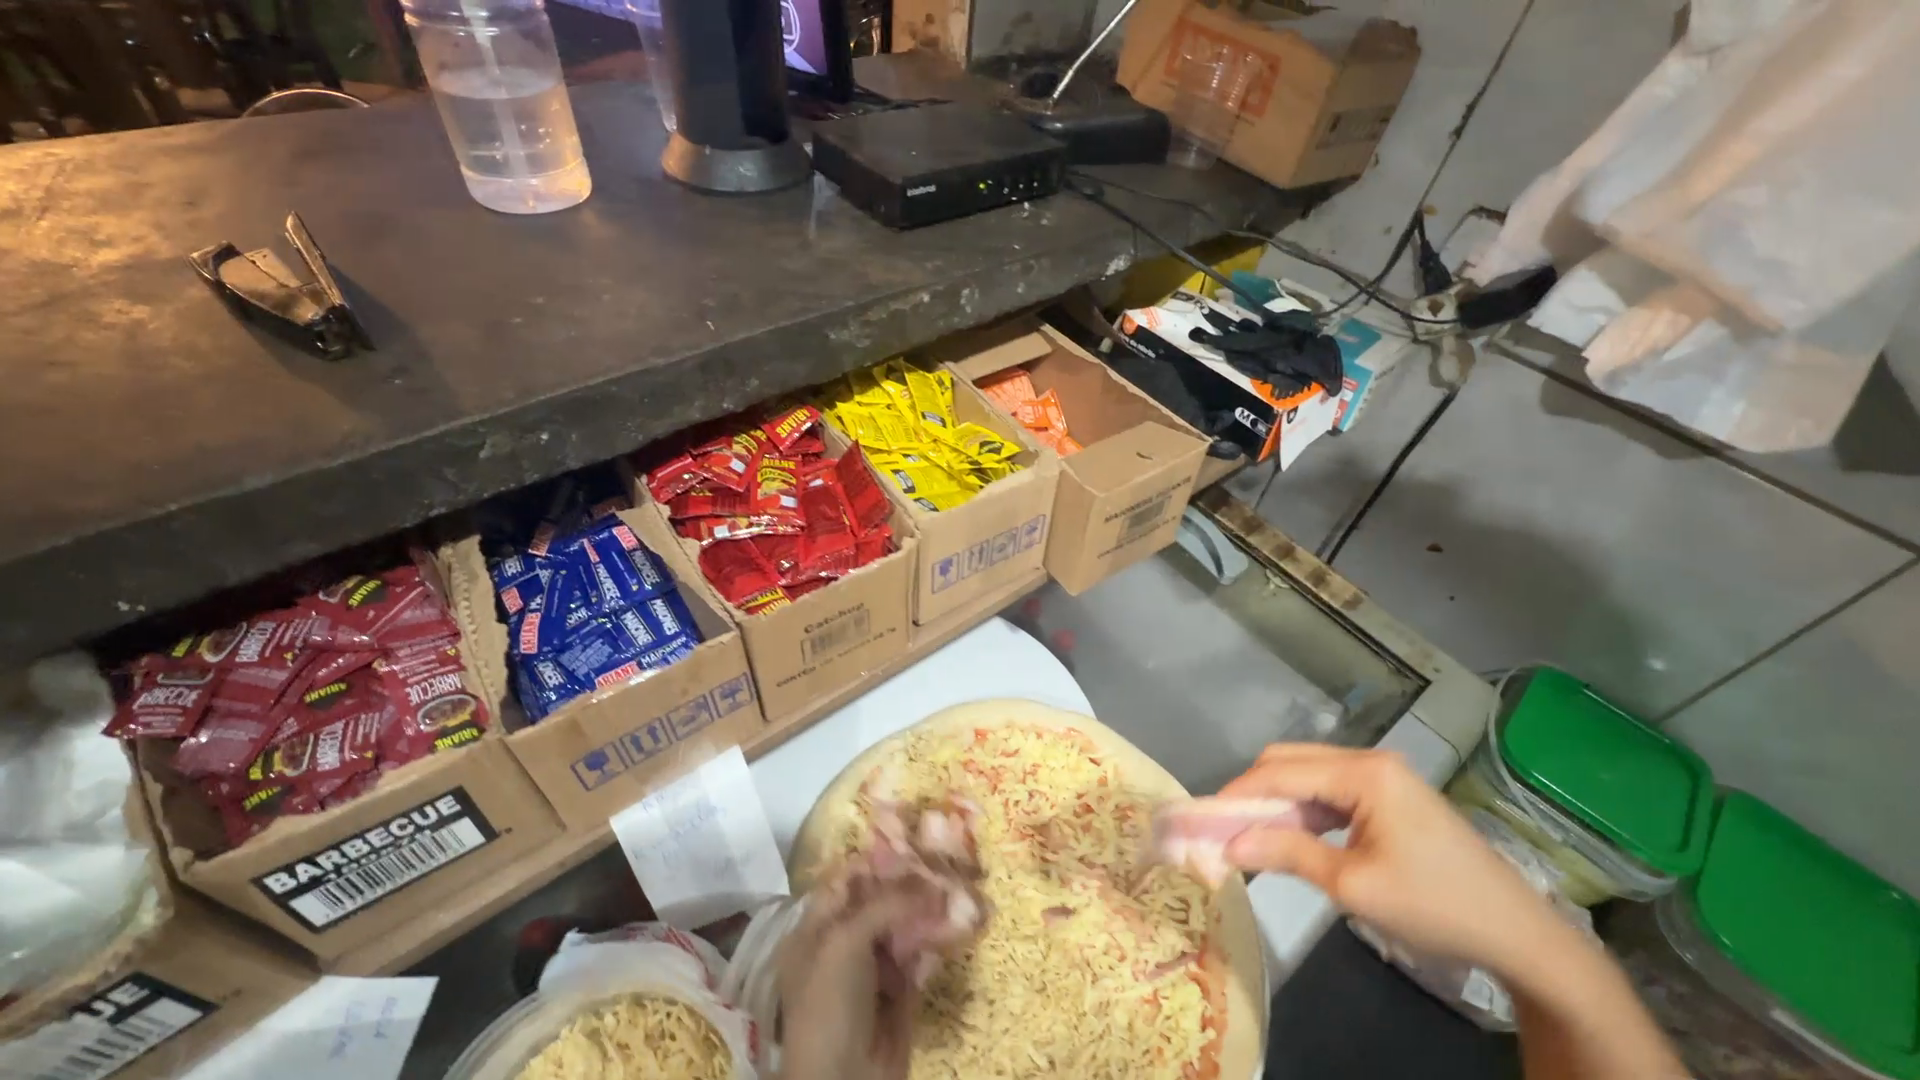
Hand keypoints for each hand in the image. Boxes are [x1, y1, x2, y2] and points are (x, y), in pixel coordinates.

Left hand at [774, 878, 942, 1079]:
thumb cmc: (829, 1003)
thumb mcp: (845, 941)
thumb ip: (885, 904)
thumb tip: (930, 884)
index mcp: (814, 931)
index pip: (844, 884)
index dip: (874, 862)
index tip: (910, 841)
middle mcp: (842, 946)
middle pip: (877, 903)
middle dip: (907, 883)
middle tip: (942, 858)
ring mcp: (872, 972)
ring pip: (901, 928)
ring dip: (926, 909)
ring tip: (955, 882)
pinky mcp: (900, 995)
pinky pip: (919, 957)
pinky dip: (935, 940)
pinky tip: (956, 921)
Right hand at [1218, 744, 1576, 978]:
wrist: (1518, 934)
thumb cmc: (1434, 906)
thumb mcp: (1352, 885)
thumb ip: (1287, 853)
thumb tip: (1229, 845)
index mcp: (1364, 773)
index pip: (1279, 772)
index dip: (1236, 795)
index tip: (1200, 822)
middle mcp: (1371, 761)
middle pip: (1290, 761)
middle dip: (1253, 793)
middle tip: (1226, 832)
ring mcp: (1384, 777)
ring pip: (1309, 775)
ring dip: (1278, 803)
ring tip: (1252, 839)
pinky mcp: (1391, 796)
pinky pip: (1332, 791)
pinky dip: (1305, 810)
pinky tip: (1293, 838)